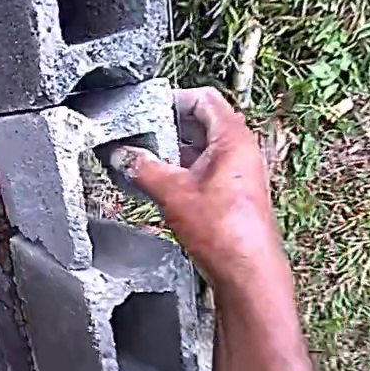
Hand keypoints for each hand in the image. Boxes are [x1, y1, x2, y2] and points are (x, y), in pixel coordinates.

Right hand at [113, 87, 284, 291]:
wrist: (246, 271)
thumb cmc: (224, 231)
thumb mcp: (172, 192)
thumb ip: (143, 168)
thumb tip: (122, 155)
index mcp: (233, 139)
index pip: (203, 99)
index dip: (173, 99)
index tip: (146, 108)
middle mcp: (238, 152)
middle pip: (199, 124)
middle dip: (165, 128)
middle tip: (136, 137)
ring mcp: (235, 174)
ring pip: (197, 150)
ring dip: (169, 153)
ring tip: (140, 162)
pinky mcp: (228, 195)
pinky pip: (200, 172)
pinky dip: (178, 173)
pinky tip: (156, 186)